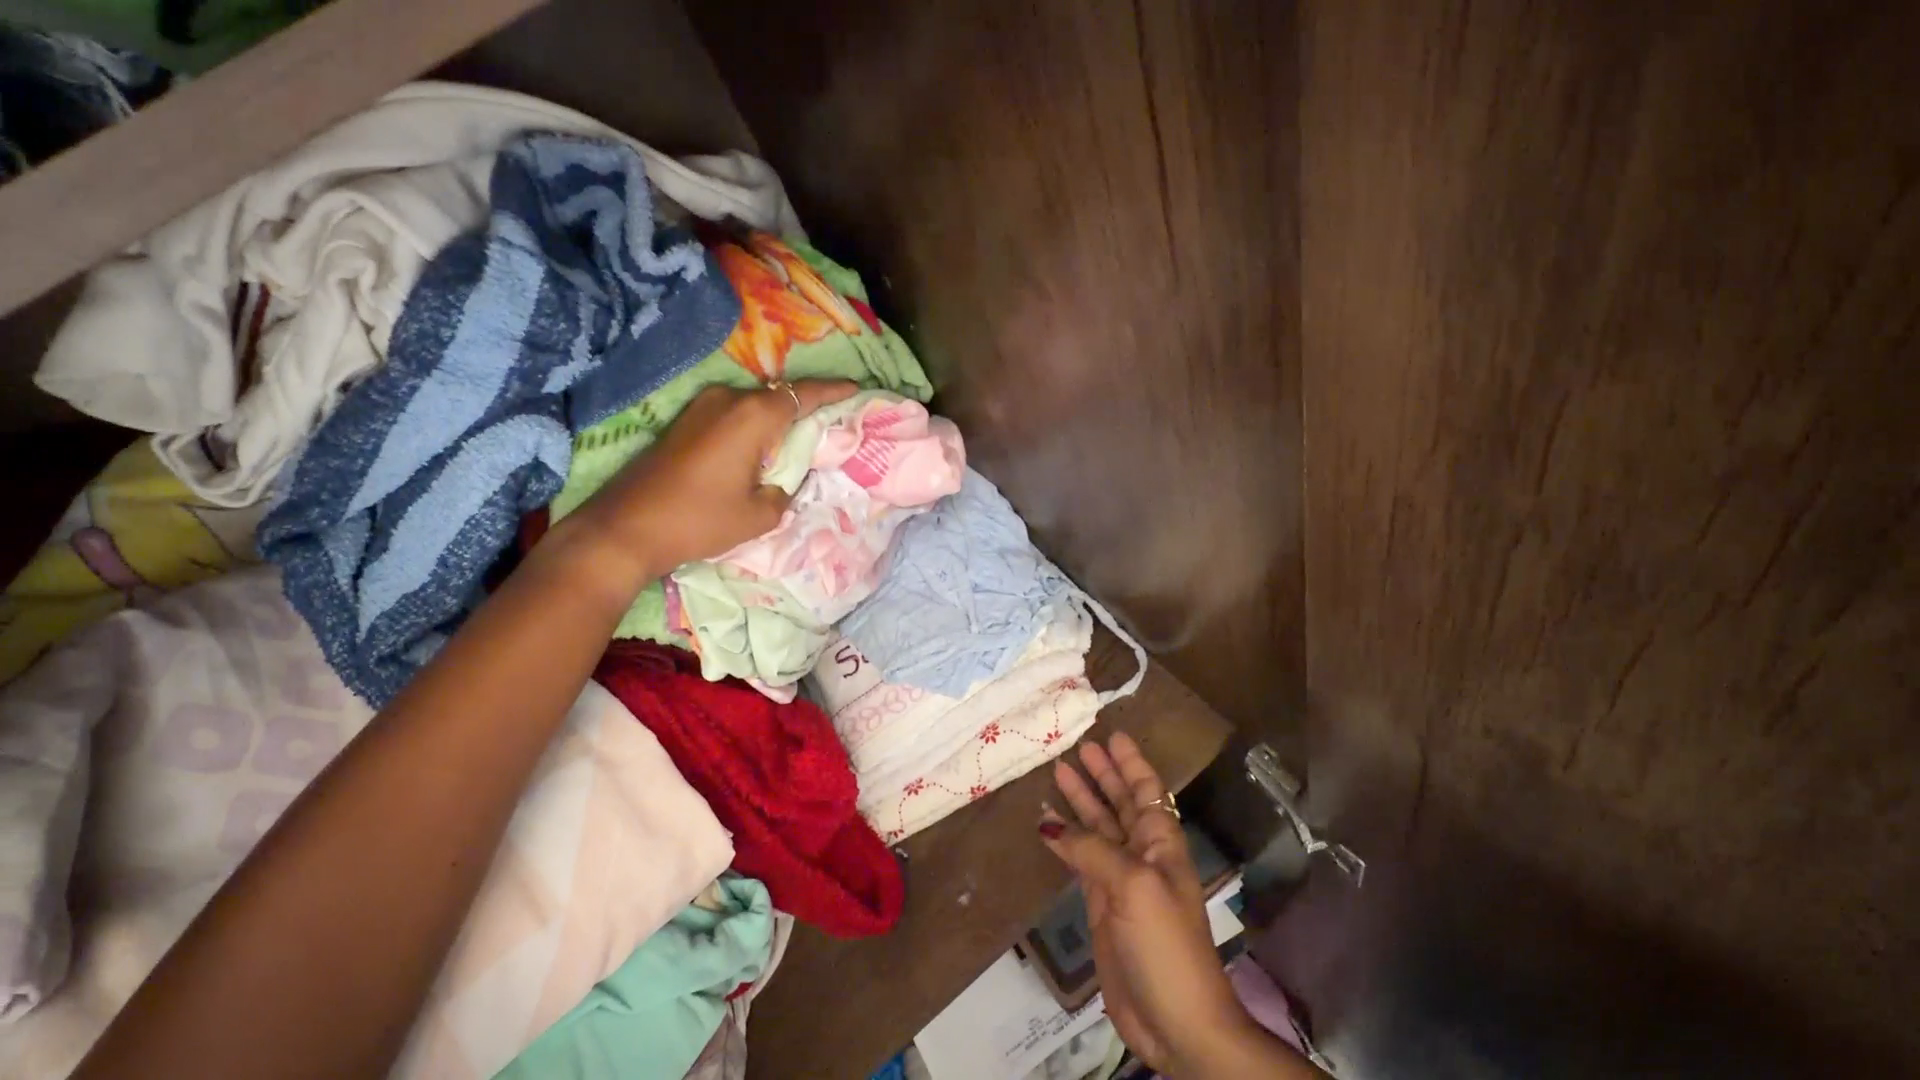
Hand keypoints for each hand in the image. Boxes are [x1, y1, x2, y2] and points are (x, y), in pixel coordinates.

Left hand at [567, 380, 856, 580]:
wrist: (626, 528)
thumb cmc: (699, 520)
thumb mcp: (759, 516)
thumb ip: (785, 492)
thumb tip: (785, 480)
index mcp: (754, 416)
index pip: (805, 394)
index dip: (834, 391)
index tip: (856, 390)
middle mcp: (729, 399)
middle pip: (778, 396)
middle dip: (805, 408)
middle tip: (828, 426)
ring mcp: (702, 407)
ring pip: (753, 406)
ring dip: (774, 420)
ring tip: (793, 444)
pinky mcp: (684, 422)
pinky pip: (731, 416)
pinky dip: (751, 428)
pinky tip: (758, 452)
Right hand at [1042, 734, 1295, 1077]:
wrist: (1174, 1018)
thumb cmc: (1165, 943)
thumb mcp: (1134, 885)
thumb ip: (1093, 850)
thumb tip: (1050, 824)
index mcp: (1162, 844)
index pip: (1147, 791)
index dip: (1131, 763)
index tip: (1112, 734)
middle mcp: (1143, 856)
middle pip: (1121, 804)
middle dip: (1102, 775)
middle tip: (1076, 748)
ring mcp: (1122, 882)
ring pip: (1099, 830)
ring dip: (1082, 802)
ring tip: (1057, 774)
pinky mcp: (1103, 907)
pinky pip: (1081, 861)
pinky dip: (1065, 841)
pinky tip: (1047, 826)